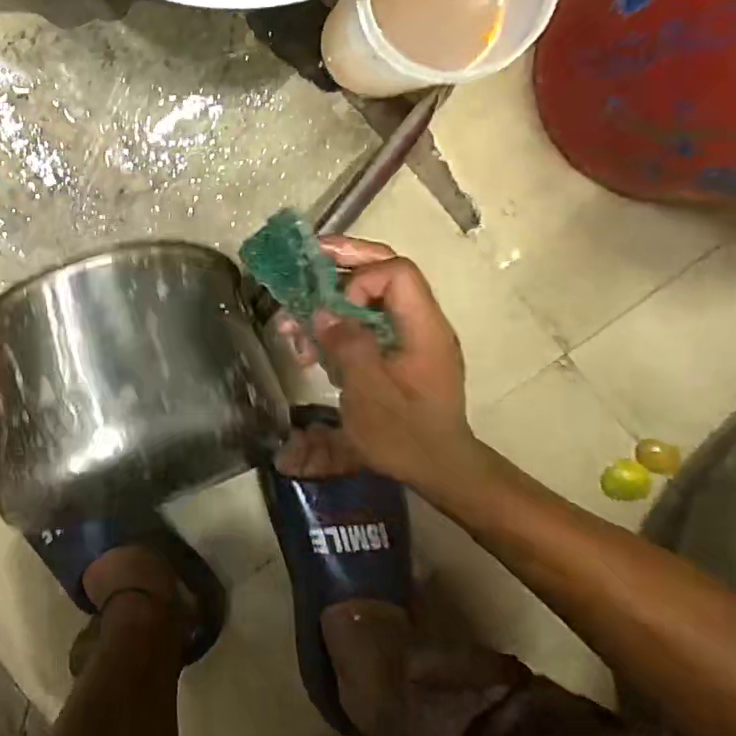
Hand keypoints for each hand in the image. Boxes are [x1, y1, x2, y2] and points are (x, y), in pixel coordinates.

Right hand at [309, 236, 475, 487]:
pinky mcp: (400, 351)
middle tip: (306, 265)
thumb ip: (347, 346)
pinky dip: (339, 326)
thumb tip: (322, 312)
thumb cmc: (406, 437)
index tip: (331, 305)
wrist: (440, 471)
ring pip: (372, 296)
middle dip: (343, 264)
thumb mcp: (370, 395)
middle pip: (385, 272)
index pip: (397, 273)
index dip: (360, 277)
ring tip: (295, 326)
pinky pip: (369, 322)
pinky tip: (312, 348)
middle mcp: (422, 322)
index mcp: (424, 327)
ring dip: (332, 302)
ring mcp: (411, 336)